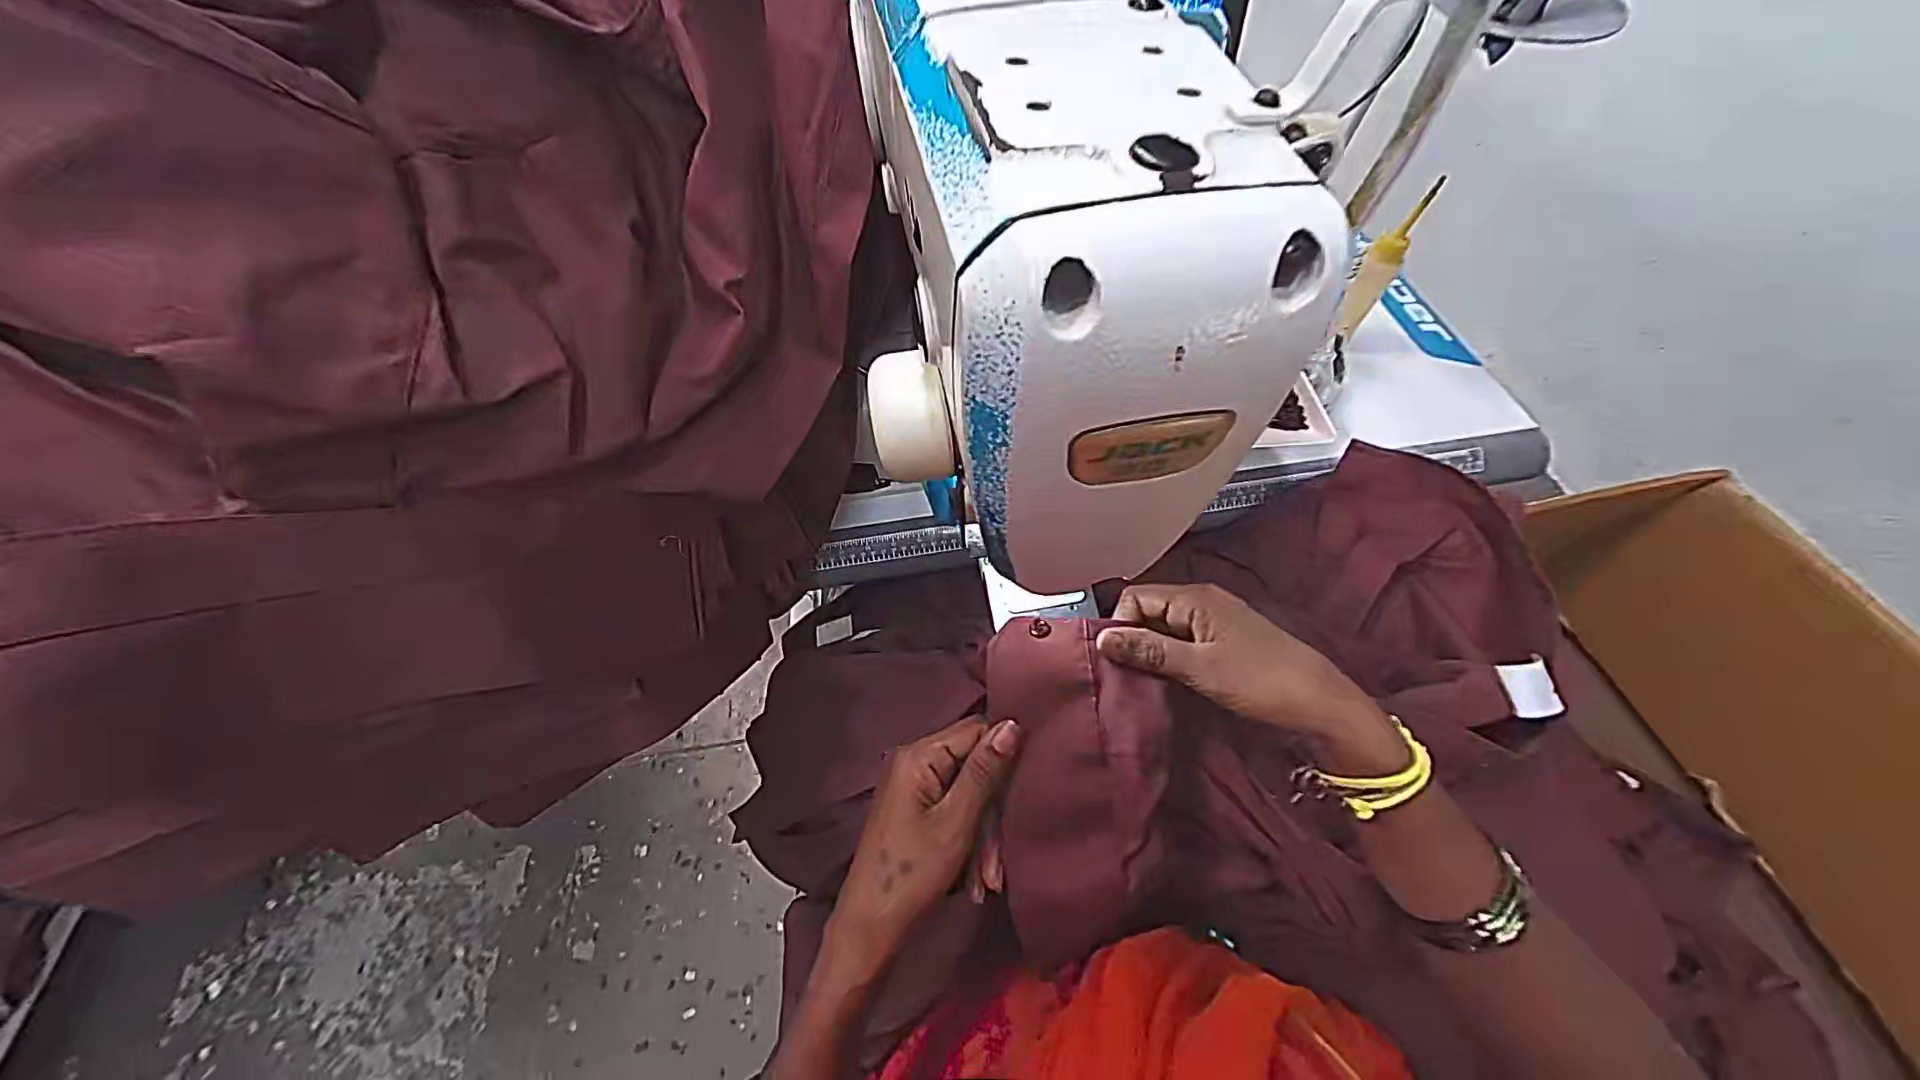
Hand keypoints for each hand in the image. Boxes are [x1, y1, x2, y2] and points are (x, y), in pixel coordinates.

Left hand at [827, 714, 1020, 970]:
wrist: (869, 929)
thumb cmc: (911, 874)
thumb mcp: (956, 822)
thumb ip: (985, 771)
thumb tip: (1013, 724)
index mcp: (919, 754)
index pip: (977, 729)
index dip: (1006, 754)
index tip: (1027, 786)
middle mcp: (914, 761)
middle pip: (975, 765)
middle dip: (993, 812)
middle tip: (999, 859)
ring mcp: (914, 786)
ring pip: (970, 794)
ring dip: (984, 836)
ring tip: (987, 880)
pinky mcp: (917, 809)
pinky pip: (955, 811)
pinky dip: (969, 842)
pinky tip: (975, 880)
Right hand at [1096, 584, 1403, 770]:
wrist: (1321, 705)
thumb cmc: (1261, 680)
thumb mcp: (1199, 667)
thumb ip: (1148, 650)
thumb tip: (1102, 638)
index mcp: (1195, 598)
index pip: (1134, 598)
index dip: (1119, 625)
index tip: (1116, 660)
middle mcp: (1202, 602)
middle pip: (1147, 612)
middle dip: (1132, 639)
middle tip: (1127, 675)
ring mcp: (1213, 622)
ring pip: (1162, 630)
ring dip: (1150, 652)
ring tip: (1145, 681)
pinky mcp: (1222, 642)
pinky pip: (1181, 643)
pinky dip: (1169, 659)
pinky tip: (1169, 681)